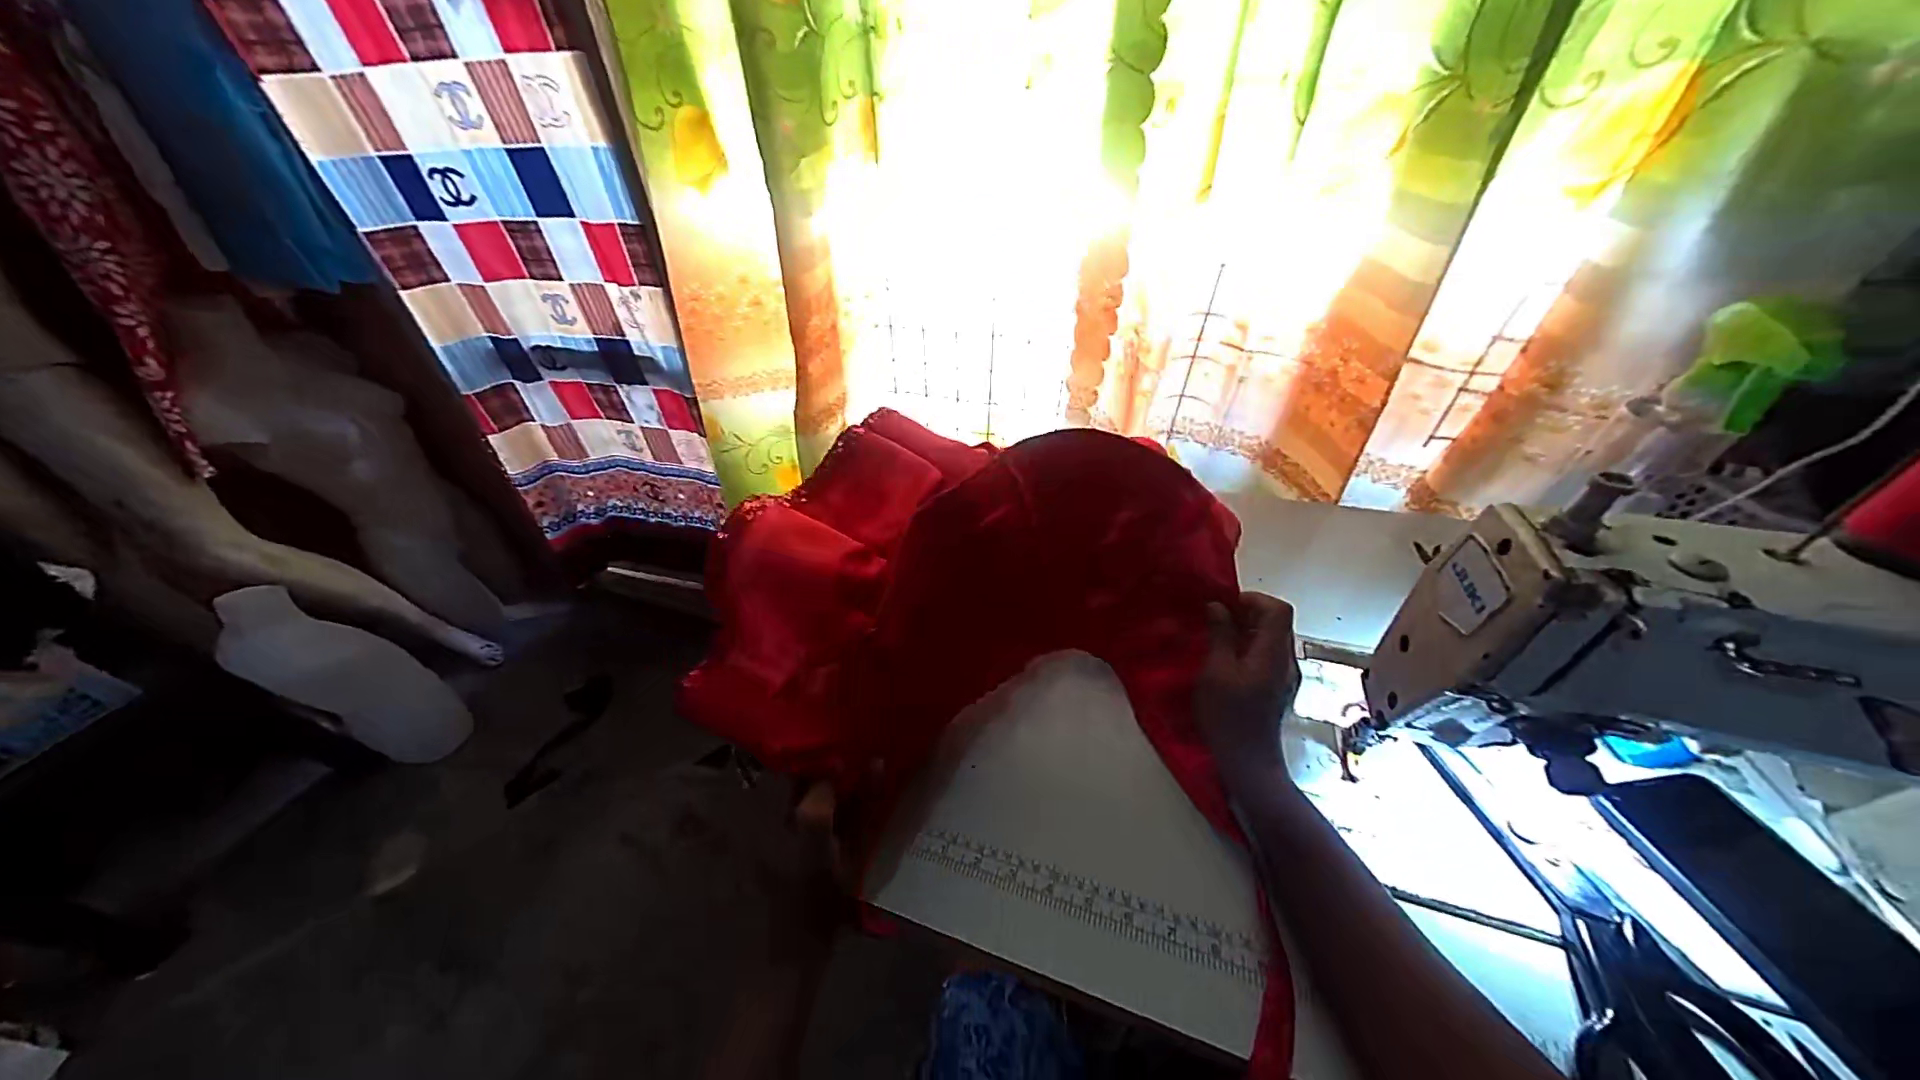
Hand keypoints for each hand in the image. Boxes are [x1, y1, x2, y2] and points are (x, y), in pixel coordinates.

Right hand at [1194, 591, 1300, 790]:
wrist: (1248, 762)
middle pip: (1277, 622)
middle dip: (1247, 613)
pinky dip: (1248, 647)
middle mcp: (1287, 661)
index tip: (1224, 605)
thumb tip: (1218, 607)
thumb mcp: (1215, 672)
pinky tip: (1226, 660)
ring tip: (1217, 637)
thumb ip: (1220, 636)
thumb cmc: (1228, 716)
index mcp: (1274, 654)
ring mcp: (1285, 676)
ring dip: (1246, 630)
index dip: (1252, 599)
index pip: (1278, 610)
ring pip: (1272, 639)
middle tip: (1215, 619)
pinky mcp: (1277, 688)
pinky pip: (1267, 655)